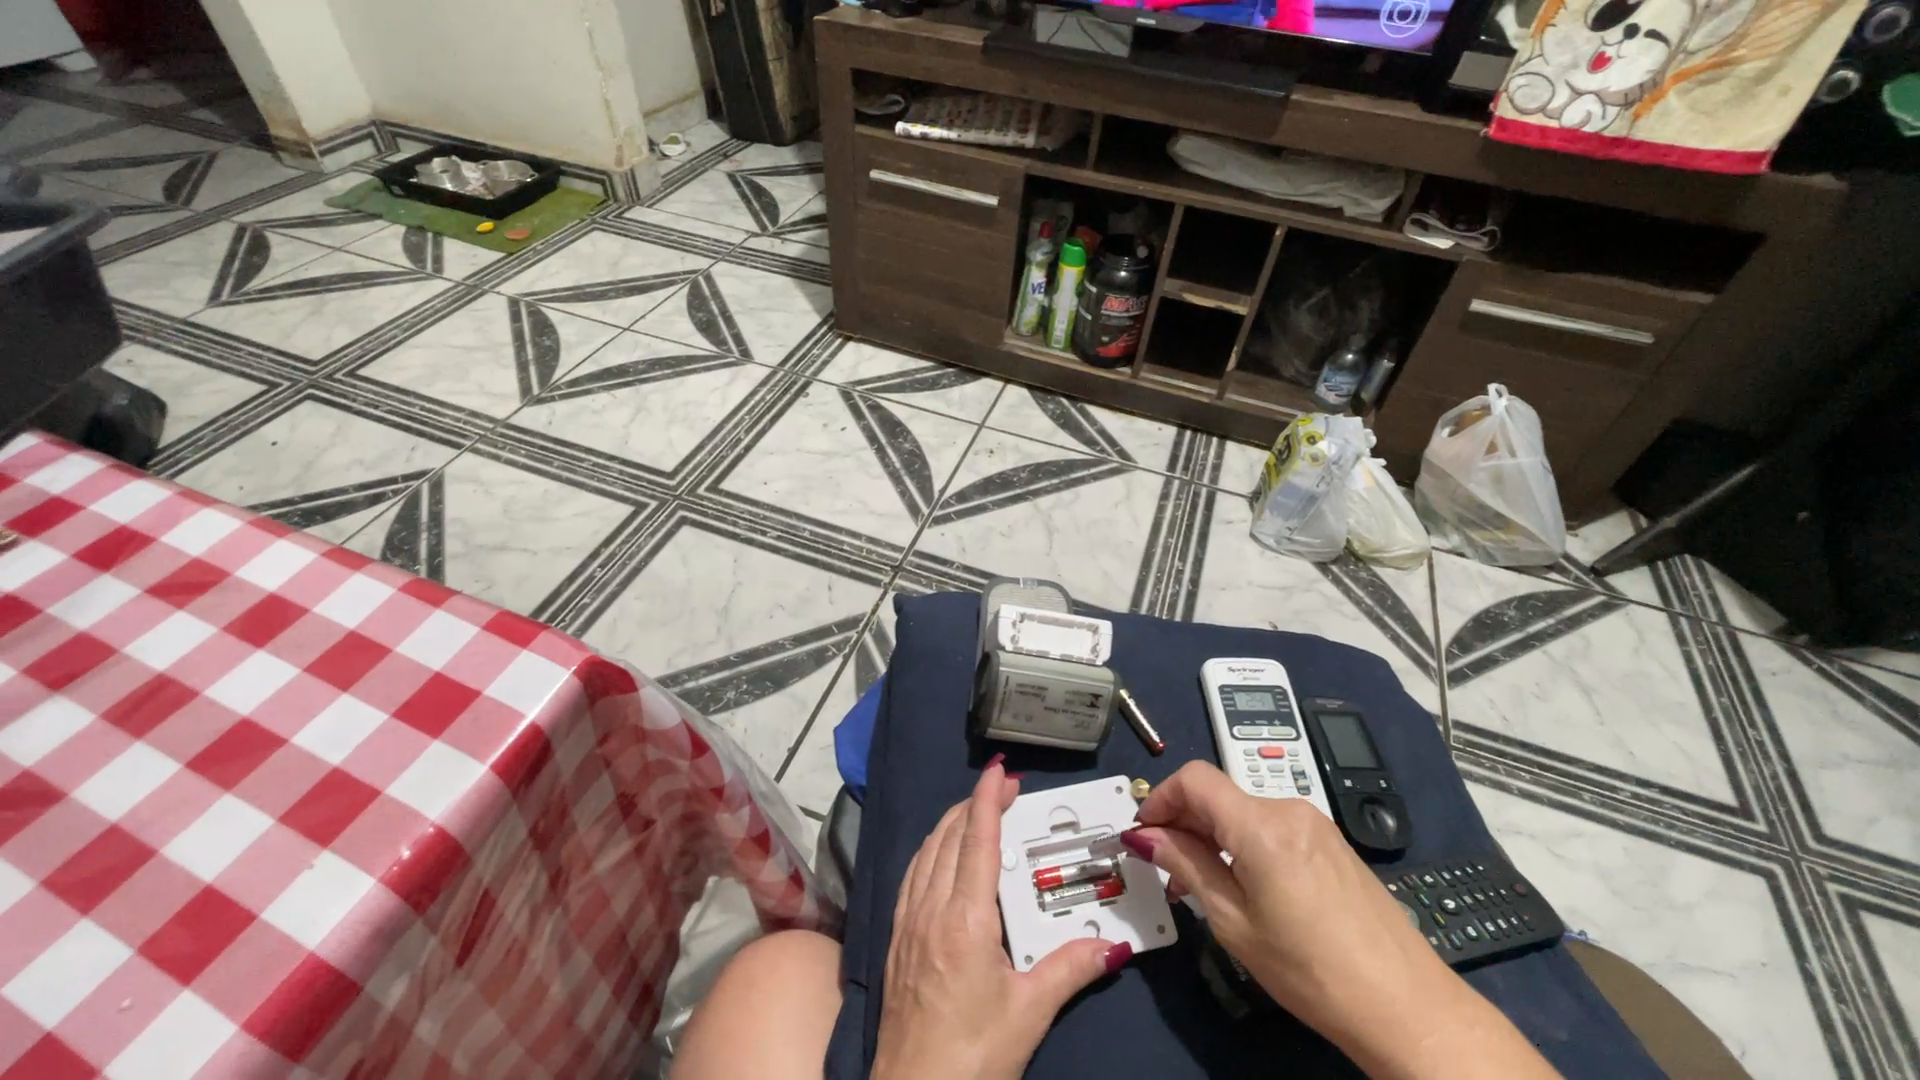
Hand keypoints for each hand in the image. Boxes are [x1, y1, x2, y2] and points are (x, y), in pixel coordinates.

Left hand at [874, 760, 1131, 1079]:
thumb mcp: (1030, 1011)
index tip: (1001, 772)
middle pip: (949, 838)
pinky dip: (930, 852)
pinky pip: (912, 877)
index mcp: (965, 918)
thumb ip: (1072, 969)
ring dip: (950, 825)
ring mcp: (908, 923)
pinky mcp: (896, 940)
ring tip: (975, 814)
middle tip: (1003, 790)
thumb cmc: (973, 1054)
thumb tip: (1115, 946)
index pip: (978, 840)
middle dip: (974, 805)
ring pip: (926, 853)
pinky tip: (940, 858)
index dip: (988, 799)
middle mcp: (930, 910)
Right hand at [1123, 762, 1560, 1079]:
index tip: (1142, 833)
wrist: (1404, 1005)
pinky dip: (1243, 844)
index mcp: (1262, 824)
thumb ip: (1187, 866)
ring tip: (1201, 885)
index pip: (1194, 779)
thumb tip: (1147, 836)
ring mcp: (1316, 825)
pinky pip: (1271, 827)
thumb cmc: (1310, 970)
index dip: (1160, 798)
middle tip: (1165, 868)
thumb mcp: (1234, 922)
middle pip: (1219, 794)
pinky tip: (1241, 886)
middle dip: (1183, 822)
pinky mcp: (1332, 843)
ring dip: (1212, 835)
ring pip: (1243, 811)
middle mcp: (1290, 810)